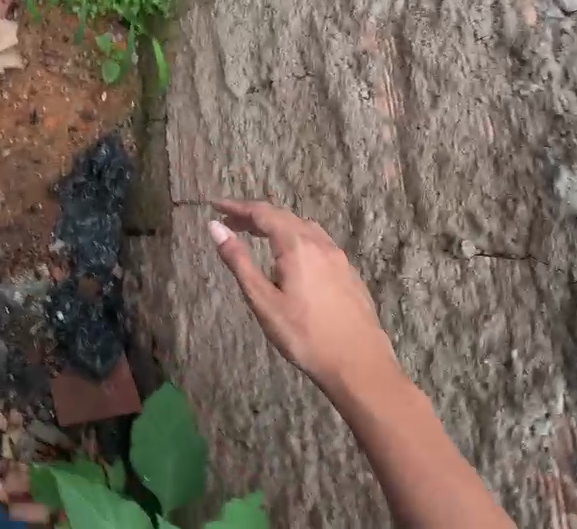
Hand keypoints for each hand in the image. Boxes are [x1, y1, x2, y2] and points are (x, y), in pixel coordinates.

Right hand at [208, 199, 401, 395]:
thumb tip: (215, 227)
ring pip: (304, 228)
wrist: (362, 369)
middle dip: (254, 215)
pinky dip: (296, 239)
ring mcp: (340, 260)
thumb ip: (238, 260)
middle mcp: (321, 245)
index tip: (215, 206)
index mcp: (297, 246)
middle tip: (230, 223)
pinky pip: (319, 244)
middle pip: (283, 216)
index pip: (262, 213)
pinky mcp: (350, 276)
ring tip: (257, 237)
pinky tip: (291, 260)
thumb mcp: (262, 300)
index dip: (237, 207)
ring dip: (277, 225)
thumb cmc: (305, 336)